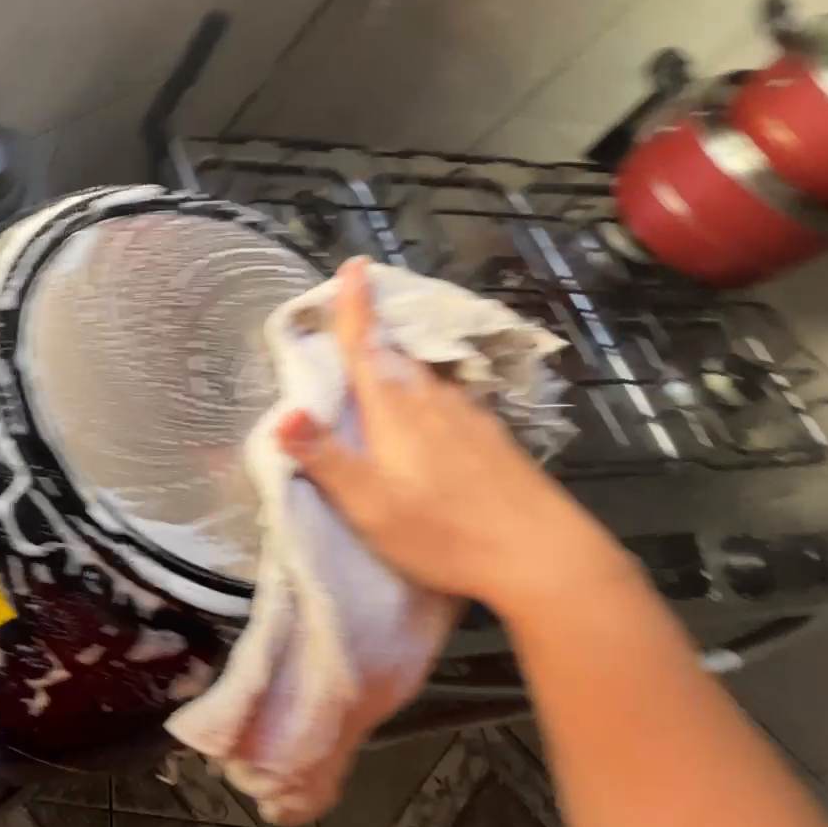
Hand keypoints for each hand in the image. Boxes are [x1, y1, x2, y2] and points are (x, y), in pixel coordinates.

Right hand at [276, 258, 628, 616]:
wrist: (546, 561)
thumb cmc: (445, 532)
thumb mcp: (370, 503)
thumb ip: (325, 458)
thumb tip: (281, 414)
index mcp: (398, 414)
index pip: (369, 350)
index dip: (357, 308)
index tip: (353, 265)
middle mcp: (435, 406)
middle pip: (396, 356)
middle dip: (372, 328)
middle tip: (353, 304)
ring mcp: (469, 422)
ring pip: (423, 376)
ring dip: (396, 356)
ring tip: (378, 350)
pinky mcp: (490, 443)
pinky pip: (445, 397)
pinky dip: (422, 385)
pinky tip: (425, 400)